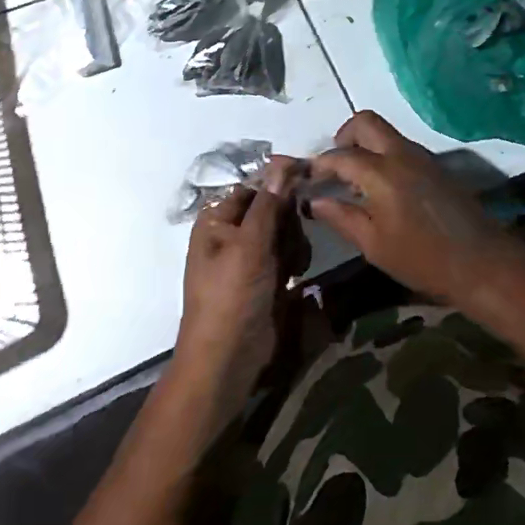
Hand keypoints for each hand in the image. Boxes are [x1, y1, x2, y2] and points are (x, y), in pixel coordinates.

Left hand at [174, 162, 301, 423]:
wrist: (226, 362)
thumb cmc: (230, 297)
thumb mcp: (249, 245)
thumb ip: (269, 204)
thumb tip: (282, 162)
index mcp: (217, 219)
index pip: (253, 185)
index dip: (279, 179)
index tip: (307, 173)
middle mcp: (232, 232)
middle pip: (273, 207)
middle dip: (288, 220)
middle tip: (289, 240)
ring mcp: (250, 256)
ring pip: (284, 231)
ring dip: (294, 243)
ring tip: (291, 266)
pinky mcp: (266, 278)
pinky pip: (287, 255)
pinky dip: (295, 261)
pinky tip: (296, 278)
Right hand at [307, 112, 524, 306]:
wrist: (483, 264)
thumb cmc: (423, 259)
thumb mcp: (374, 245)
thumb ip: (341, 217)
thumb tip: (314, 202)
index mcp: (380, 172)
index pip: (339, 156)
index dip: (318, 165)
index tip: (306, 179)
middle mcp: (400, 154)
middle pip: (365, 122)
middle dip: (343, 137)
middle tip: (333, 167)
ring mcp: (421, 157)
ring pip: (385, 133)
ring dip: (364, 145)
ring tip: (353, 180)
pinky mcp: (435, 166)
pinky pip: (400, 147)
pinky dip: (382, 155)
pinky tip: (379, 188)